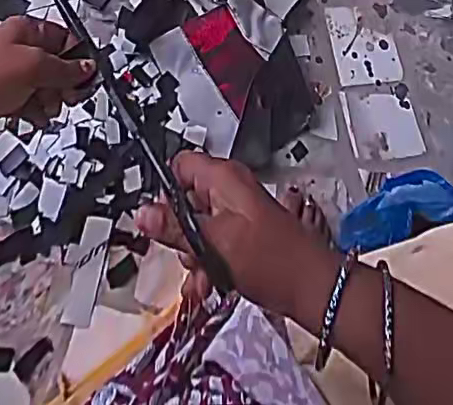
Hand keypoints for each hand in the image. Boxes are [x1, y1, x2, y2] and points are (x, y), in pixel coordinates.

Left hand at [0, 16, 93, 156]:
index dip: (78, 55)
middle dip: (64, 81)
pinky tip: (34, 118)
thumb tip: (86, 68)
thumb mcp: (34, 67)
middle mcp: (14, 49)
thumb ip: (66, 68)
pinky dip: (36, 111)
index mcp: (22, 28)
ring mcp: (7, 75)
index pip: (63, 35)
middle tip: (67, 94)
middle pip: (55, 63)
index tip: (88, 74)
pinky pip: (30, 103)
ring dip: (51, 99)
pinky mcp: (1, 99)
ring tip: (46, 108)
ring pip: (44, 85)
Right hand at [135, 152, 339, 316]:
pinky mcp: (241, 230)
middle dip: (181, 231)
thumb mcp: (213, 243)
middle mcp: (228, 186)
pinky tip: (209, 283)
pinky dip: (208, 260)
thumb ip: (175, 228)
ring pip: (197, 223)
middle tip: (188, 253)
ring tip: (202, 276)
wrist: (310, 287)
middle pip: (185, 198)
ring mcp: (235, 208)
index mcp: (222, 177)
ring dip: (194, 253)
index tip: (161, 218)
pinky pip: (213, 238)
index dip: (165, 191)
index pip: (179, 165)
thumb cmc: (271, 258)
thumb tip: (142, 213)